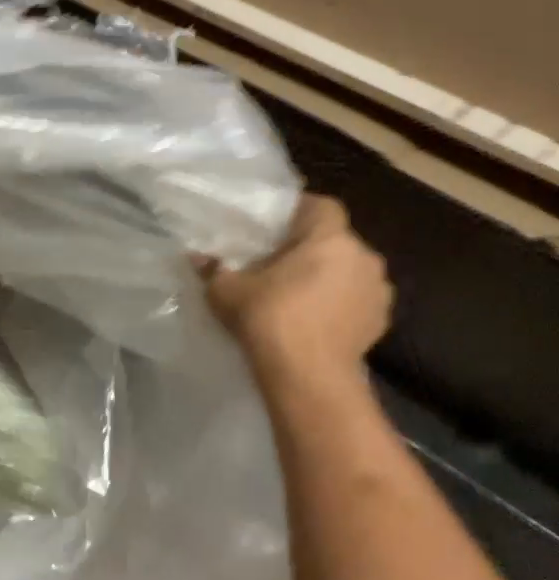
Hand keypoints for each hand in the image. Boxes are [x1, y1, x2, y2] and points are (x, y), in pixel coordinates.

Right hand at [200, 195, 392, 378]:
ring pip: (348, 270)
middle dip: (308, 248)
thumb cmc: (268, 318)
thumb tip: (197, 256)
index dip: (300, 208)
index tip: (275, 221)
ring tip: (294, 293)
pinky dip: (337, 301)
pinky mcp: (381, 317)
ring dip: (325, 275)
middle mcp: (363, 256)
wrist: (308, 372)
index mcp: (329, 241)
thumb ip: (213, 269)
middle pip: (335, 240)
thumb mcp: (224, 291)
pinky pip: (356, 298)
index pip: (323, 206)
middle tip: (275, 262)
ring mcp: (378, 288)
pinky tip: (311, 318)